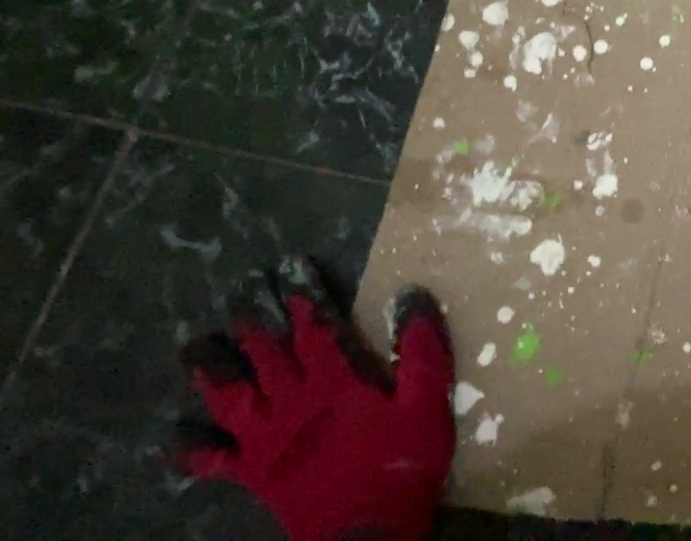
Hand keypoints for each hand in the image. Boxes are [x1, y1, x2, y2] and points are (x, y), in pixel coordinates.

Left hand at [175, 259, 453, 540]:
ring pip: (229, 397)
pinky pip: (212, 460)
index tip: (292, 267)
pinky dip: (190, 447)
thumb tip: (411, 296)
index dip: (302, 297)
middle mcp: (292, 404)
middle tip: (241, 288)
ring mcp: (266, 440)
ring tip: (195, 345)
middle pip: (266, 354)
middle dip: (254, 318)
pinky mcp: (253, 472)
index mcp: (335, 383)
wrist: (367, 528)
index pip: (314, 330)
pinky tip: (173, 434)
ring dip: (211, 369)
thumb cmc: (403, 459)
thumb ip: (421, 349)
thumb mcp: (427, 399)